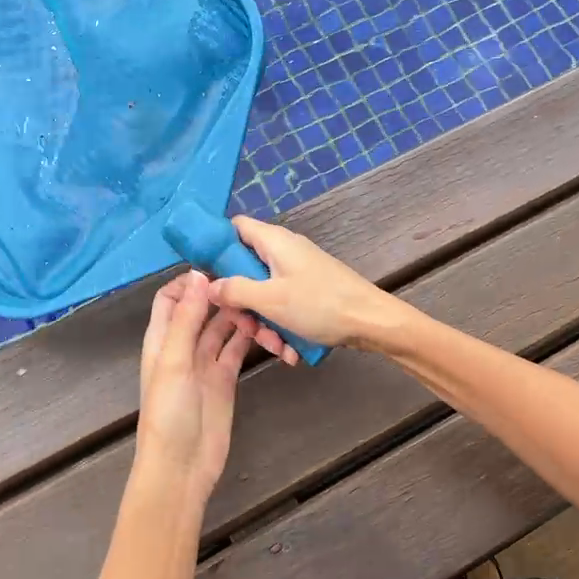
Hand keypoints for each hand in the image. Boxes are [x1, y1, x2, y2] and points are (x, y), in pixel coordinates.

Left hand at [137, 271, 254, 499]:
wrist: (182, 466)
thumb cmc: (169, 414)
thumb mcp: (173, 362)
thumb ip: (186, 319)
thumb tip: (199, 276)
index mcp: (161, 339)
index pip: (171, 298)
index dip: (191, 282)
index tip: (220, 267)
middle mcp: (183, 346)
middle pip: (202, 309)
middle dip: (223, 294)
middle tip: (253, 280)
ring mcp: (205, 362)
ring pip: (224, 327)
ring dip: (240, 315)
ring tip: (264, 303)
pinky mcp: (225, 378)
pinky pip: (238, 348)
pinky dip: (252, 337)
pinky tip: (269, 326)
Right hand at [205, 216, 406, 349]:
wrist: (372, 322)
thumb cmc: (320, 304)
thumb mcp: (270, 300)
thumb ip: (234, 290)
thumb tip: (209, 285)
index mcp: (274, 242)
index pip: (235, 227)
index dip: (215, 246)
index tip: (206, 277)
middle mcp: (284, 252)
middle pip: (245, 269)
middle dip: (243, 303)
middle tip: (247, 328)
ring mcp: (298, 272)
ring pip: (264, 294)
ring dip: (264, 324)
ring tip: (277, 347)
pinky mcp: (310, 292)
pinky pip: (284, 307)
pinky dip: (283, 328)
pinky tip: (292, 351)